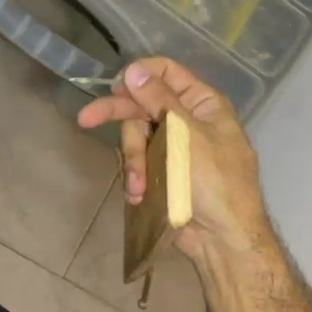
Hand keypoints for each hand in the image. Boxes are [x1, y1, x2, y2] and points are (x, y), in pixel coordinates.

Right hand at [76, 58, 268, 260]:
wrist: (225, 241)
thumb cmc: (216, 181)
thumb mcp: (188, 135)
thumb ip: (159, 100)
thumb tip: (133, 70)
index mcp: (202, 103)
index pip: (166, 72)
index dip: (140, 74)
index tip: (117, 86)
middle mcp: (186, 119)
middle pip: (142, 104)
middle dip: (118, 118)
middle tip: (86, 119)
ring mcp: (173, 145)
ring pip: (136, 136)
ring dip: (133, 161)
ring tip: (137, 186)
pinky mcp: (161, 170)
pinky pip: (138, 160)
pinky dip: (136, 176)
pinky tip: (138, 194)